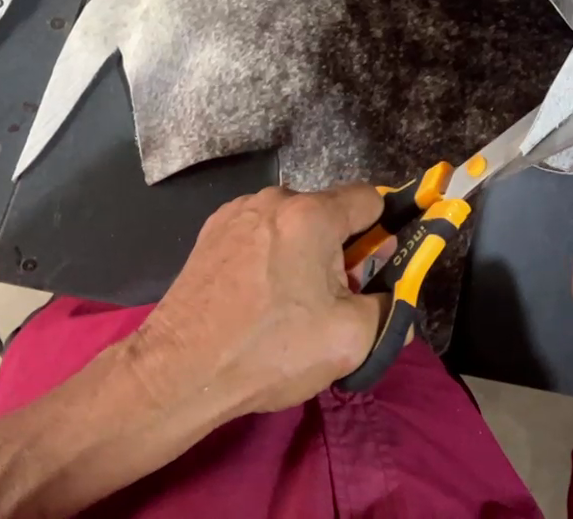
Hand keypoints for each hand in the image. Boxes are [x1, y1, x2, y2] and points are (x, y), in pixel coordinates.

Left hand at [0, 185, 383, 518]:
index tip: (377, 267)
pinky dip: (270, 257)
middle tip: (329, 300)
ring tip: (286, 306)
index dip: (383, 233)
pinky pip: (262, 233)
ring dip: (304, 254)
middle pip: (330, 214)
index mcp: (311, 214)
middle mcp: (274, 200)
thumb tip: (396, 297)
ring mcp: (236, 212)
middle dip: (341, 250)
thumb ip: (390, 307)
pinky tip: (255, 300)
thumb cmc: (268, 351)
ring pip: (294, 224)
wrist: (177, 372)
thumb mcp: (351, 339)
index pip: (370, 199)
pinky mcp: (211, 232)